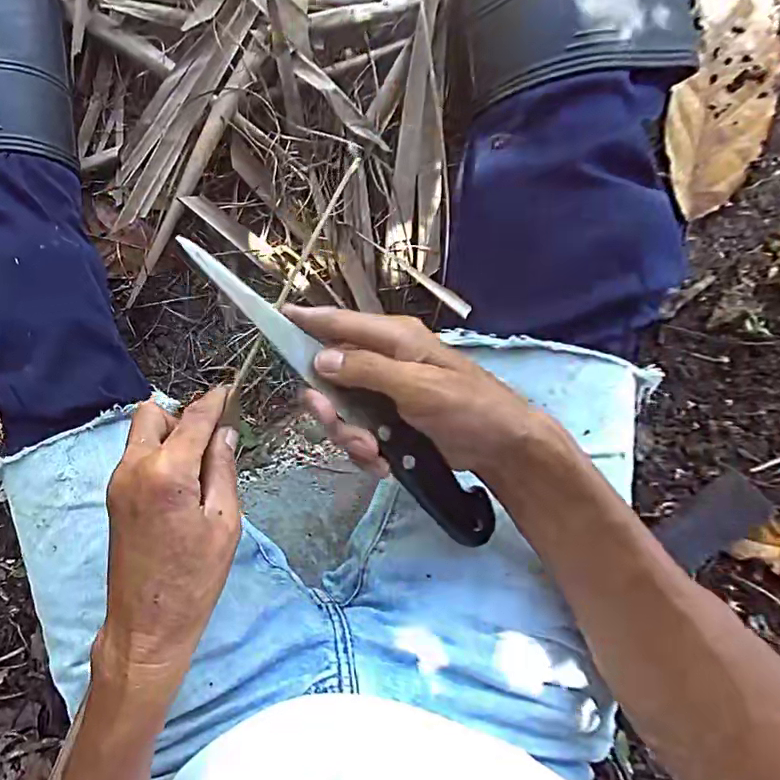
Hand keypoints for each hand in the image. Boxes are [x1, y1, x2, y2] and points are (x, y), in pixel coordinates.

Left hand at [97, 388, 240, 703]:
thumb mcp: (223, 524)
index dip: (214, 401)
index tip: (230, 392)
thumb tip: (223, 435)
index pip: (192, 418)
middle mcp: (133, 467)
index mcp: (165, 471)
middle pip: (153, 413)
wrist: (146, 624)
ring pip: (141, 433)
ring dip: (168, 436)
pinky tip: (180, 484)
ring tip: (198, 468)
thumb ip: (222, 470)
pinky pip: (135, 457)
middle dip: (182, 416)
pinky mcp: (113, 495)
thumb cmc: (192, 580)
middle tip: (210, 440)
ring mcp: (117, 480)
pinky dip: (157, 455)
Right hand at [283, 306, 552, 483]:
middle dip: (329, 407)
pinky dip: (364, 452)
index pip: (340, 322)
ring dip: (349, 435)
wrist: (503, 449)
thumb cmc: (470, 407)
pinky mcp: (386, 422)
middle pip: (328, 375)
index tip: (276, 316)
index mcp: (393, 339)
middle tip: (335, 422)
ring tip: (372, 452)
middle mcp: (382, 362)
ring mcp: (382, 394)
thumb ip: (368, 370)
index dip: (306, 320)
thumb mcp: (419, 386)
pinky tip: (383, 463)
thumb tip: (321, 358)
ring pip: (339, 411)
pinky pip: (356, 433)